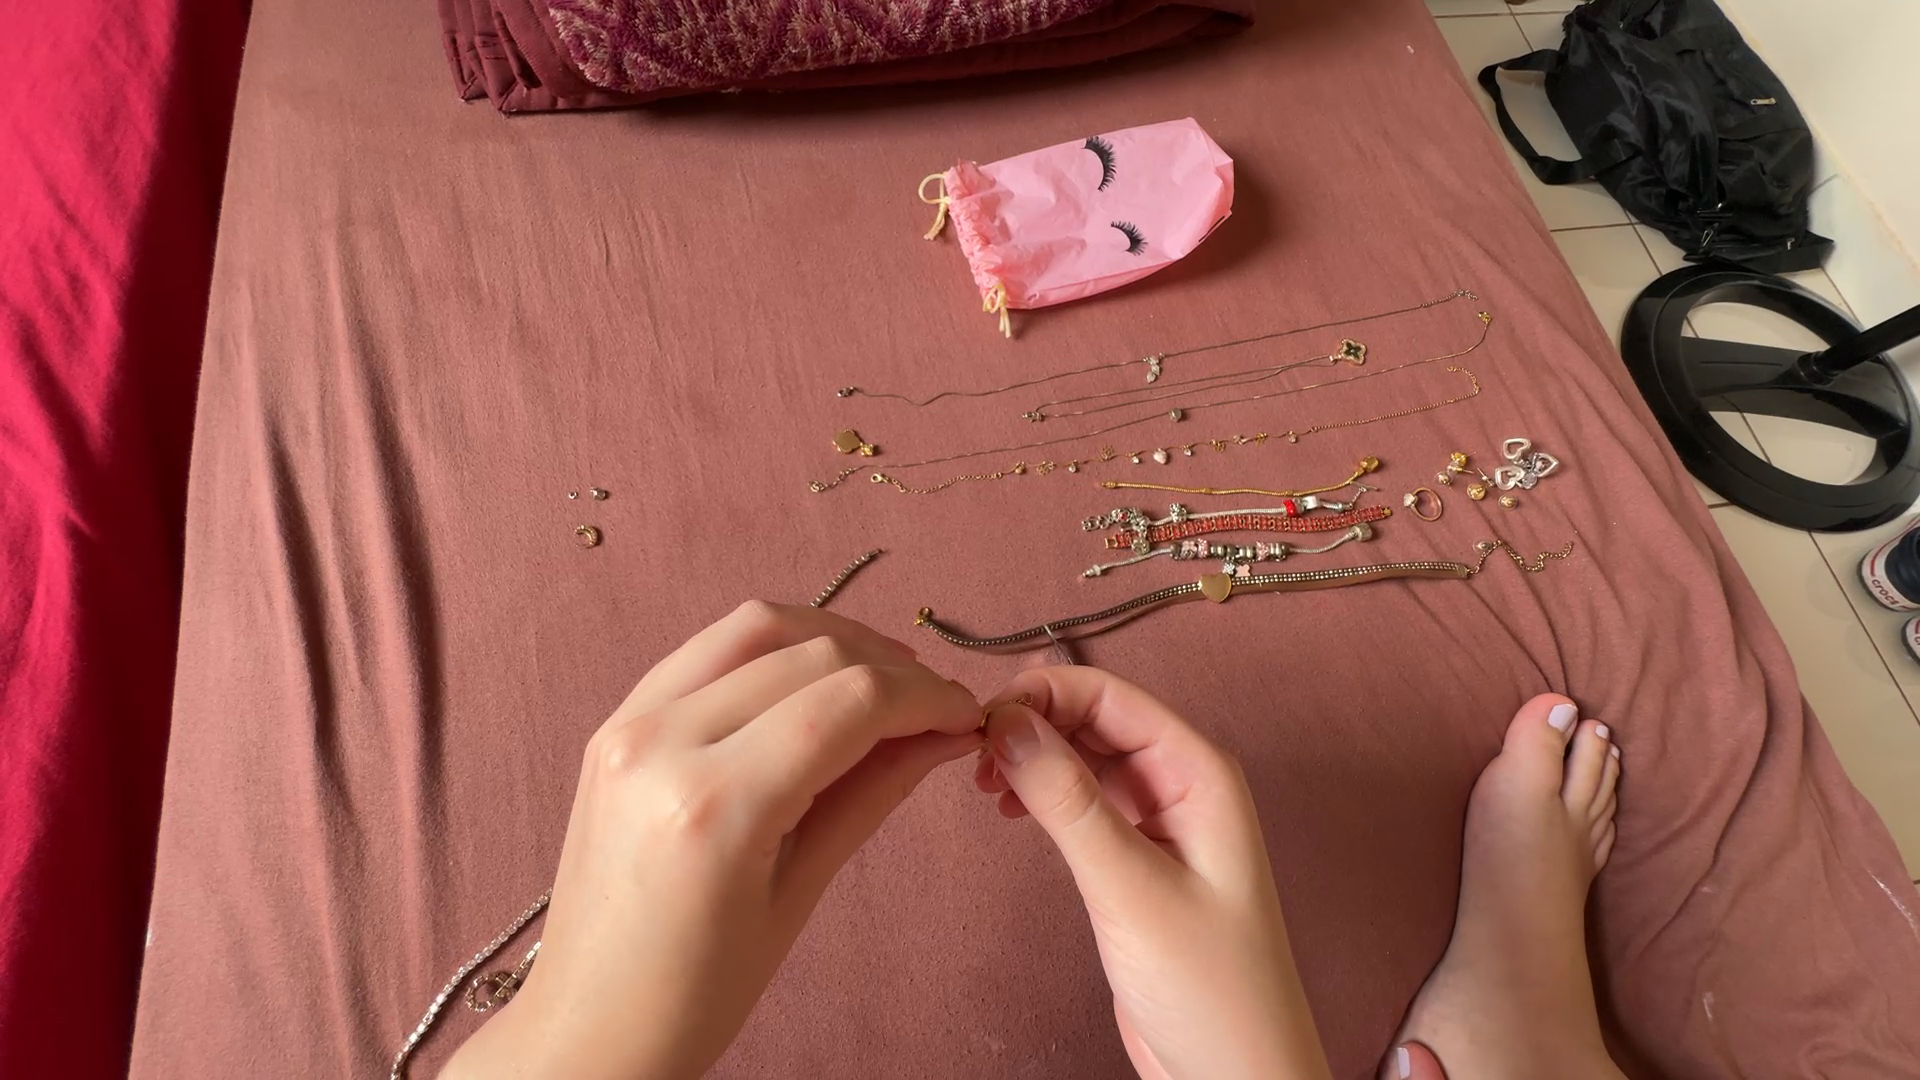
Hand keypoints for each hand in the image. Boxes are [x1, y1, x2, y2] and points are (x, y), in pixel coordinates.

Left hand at [440, 601, 983, 1079]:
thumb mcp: (803, 891)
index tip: (966, 713)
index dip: (924, 696)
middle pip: (813, 655)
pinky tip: (815, 673)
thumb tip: (950, 731)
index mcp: (714, 805)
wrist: (584, 1025)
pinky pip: (715, 646)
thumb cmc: (700, 988)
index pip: (848, 705)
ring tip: (884, 674)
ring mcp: (630, 718)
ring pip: (761, 626)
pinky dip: (780, 644)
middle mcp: (664, 740)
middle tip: (936, 703)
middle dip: (893, 669)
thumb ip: (879, 790)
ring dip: (838, 637)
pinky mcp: (619, 714)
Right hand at [976, 667, 1331, 1079]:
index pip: (1109, 696)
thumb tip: (1006, 722)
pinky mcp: (1130, 847)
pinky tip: (1010, 806)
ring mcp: (1153, 812)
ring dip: (1030, 755)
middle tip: (977, 757)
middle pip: (1091, 717)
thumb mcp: (1130, 888)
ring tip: (987, 785)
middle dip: (1031, 723)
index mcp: (1196, 768)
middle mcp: (1176, 777)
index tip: (985, 722)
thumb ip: (1068, 800)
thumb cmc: (1207, 988)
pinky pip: (1078, 793)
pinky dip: (1040, 790)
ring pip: (1080, 753)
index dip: (1043, 695)